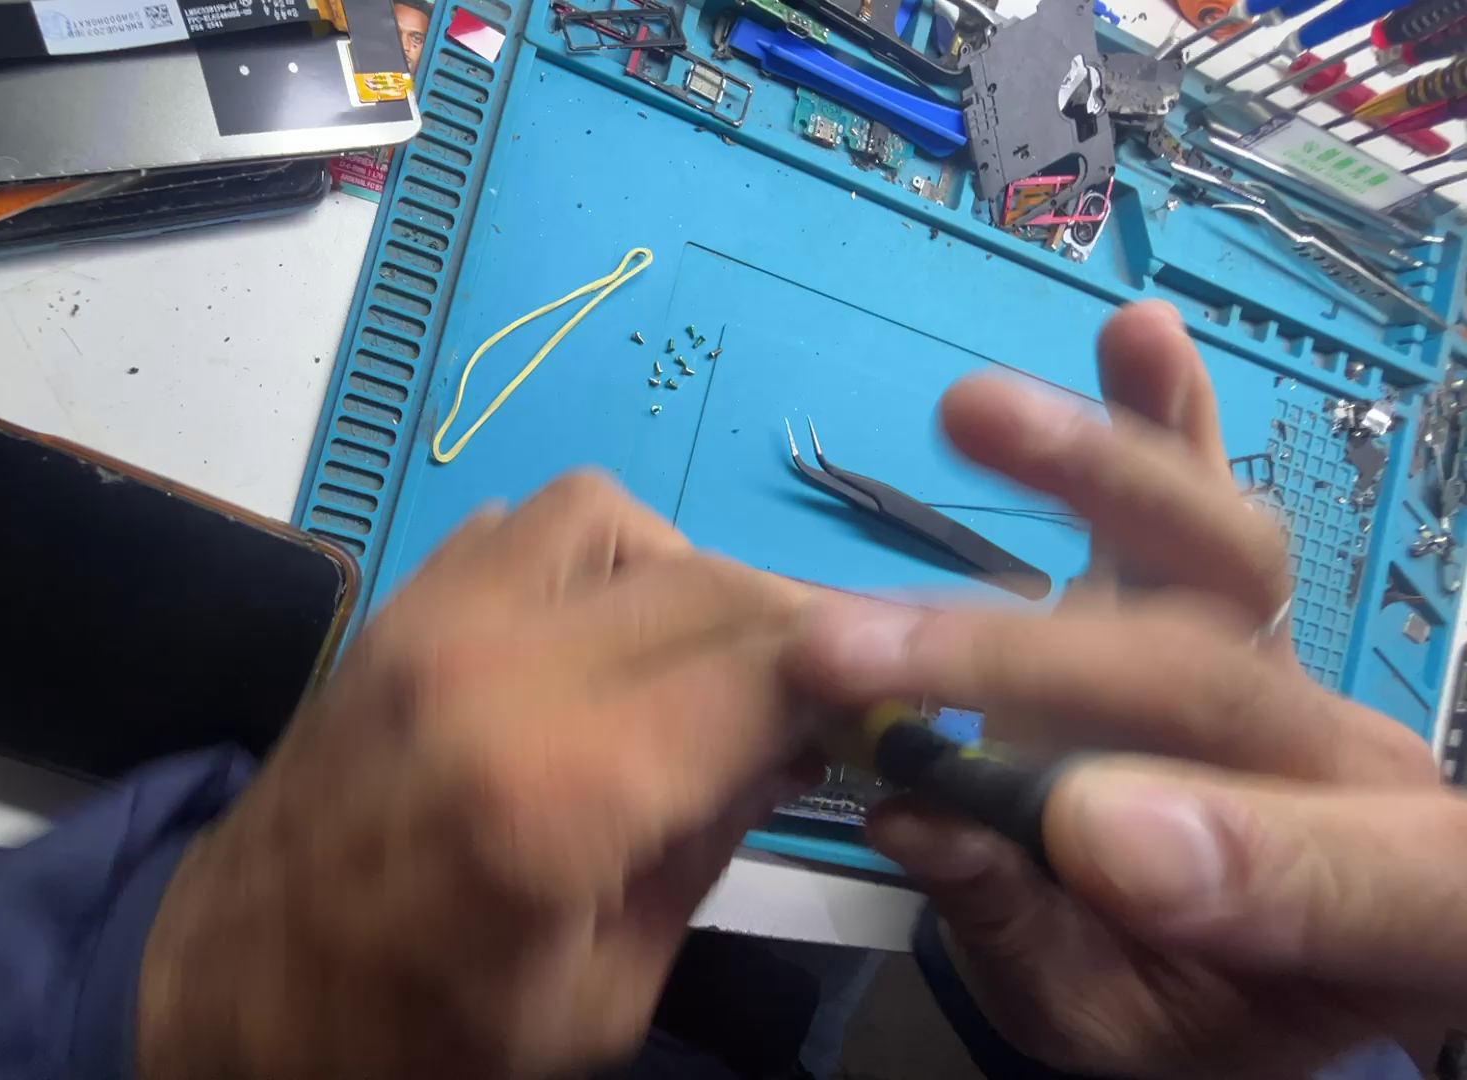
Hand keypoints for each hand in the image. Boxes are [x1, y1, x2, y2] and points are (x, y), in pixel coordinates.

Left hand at [136, 472, 818, 1079]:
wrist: (230, 983)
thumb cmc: (417, 1030)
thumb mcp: (601, 990)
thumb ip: (707, 844)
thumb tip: (791, 739)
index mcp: (555, 793)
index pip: (751, 673)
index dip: (845, 666)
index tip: (889, 681)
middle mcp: (494, 667)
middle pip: (696, 582)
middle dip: (784, 620)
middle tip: (809, 674)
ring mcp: (430, 617)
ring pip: (601, 514)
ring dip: (674, 567)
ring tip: (686, 646)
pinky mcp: (395, 606)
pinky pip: (518, 524)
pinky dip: (585, 555)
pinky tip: (589, 624)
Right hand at [786, 302, 1448, 1077]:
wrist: (1174, 944)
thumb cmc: (1132, 984)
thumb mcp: (1085, 1009)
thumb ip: (1017, 917)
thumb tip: (916, 813)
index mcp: (1346, 899)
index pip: (1341, 864)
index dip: (1225, 847)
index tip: (1037, 829)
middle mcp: (1312, 744)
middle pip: (1208, 665)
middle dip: (1017, 655)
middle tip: (859, 644)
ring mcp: (1242, 656)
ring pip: (1210, 552)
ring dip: (1087, 474)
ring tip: (971, 413)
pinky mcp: (1182, 609)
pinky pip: (1194, 504)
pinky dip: (1168, 419)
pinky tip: (1136, 334)